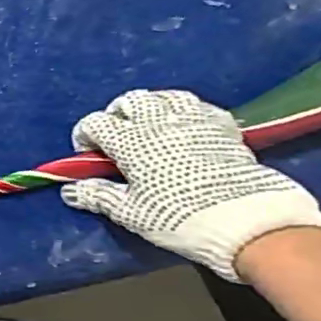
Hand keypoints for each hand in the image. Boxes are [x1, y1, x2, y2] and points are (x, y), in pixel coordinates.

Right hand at [61, 90, 320, 280]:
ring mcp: (196, 124)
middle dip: (118, 113)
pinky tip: (187, 127)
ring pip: (168, 97)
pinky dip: (188, 112)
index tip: (88, 154)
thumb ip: (99, 196)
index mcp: (129, 142)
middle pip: (132, 100)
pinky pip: (202, 108)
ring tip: (152, 124)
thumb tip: (70, 190)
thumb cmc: (178, 215)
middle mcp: (160, 124)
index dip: (85, 136)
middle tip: (118, 135)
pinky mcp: (226, 130)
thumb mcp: (130, 212)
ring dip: (154, 106)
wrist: (250, 223)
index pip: (95, 123)